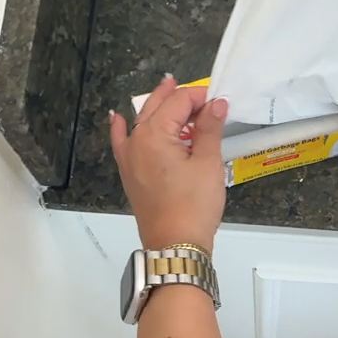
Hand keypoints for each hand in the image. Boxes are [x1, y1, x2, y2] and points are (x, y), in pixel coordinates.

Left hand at [110, 76, 228, 252]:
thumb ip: (210, 129)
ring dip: (157, 108)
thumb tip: (216, 105)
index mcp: (155, 134)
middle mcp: (136, 141)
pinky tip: (118, 118)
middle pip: (157, 107)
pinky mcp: (130, 174)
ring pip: (141, 121)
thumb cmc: (194, 206)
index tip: (219, 101)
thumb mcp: (208, 164)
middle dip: (178, 97)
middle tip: (200, 94)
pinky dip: (122, 128)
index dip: (200, 97)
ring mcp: (129, 158)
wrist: (175, 244)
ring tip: (170, 93)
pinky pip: (122, 143)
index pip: (178, 102)